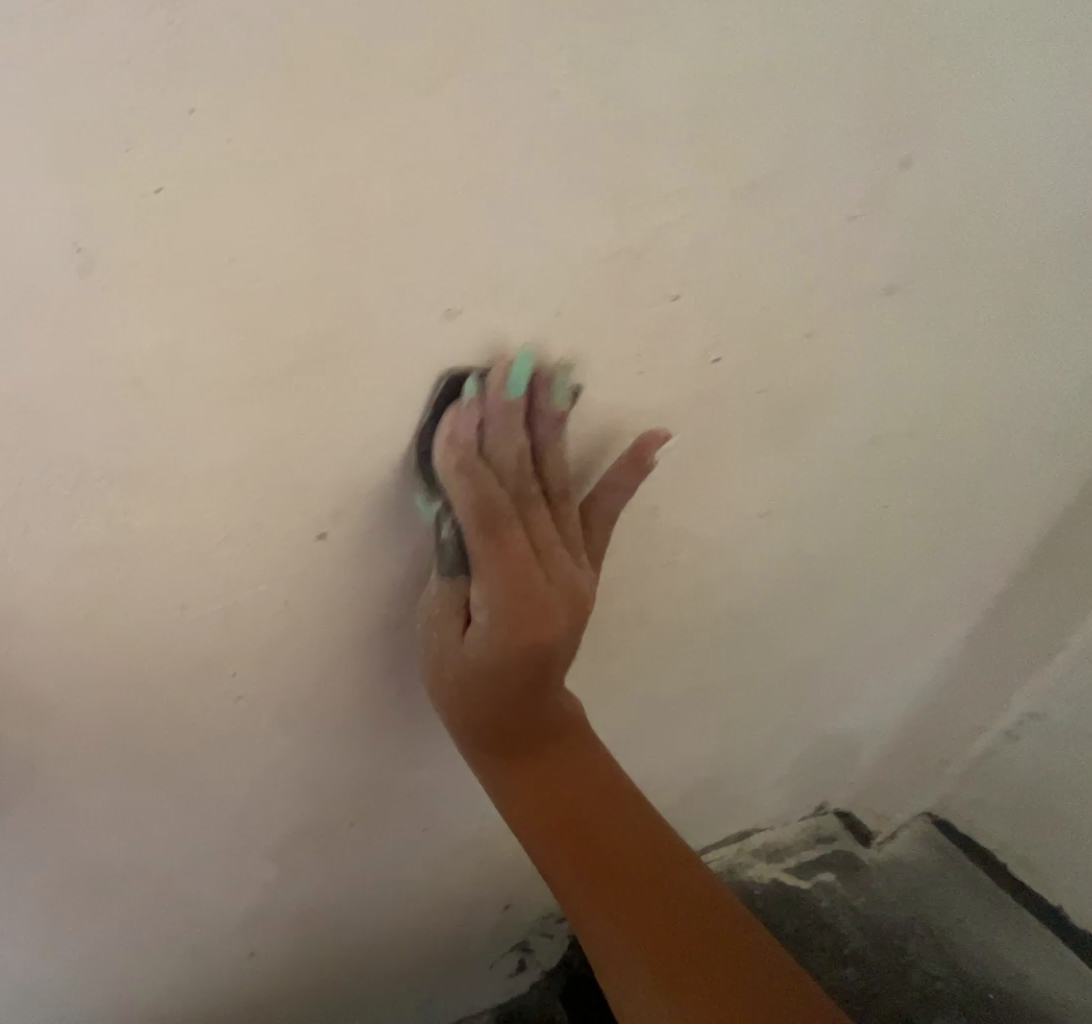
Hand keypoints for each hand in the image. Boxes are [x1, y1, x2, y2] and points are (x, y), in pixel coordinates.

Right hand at [418, 349, 669, 757]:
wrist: (521, 724)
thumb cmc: (465, 687)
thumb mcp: (438, 632)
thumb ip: (454, 564)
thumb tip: (461, 502)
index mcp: (516, 600)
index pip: (489, 512)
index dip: (469, 458)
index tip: (459, 404)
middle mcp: (557, 576)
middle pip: (525, 487)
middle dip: (508, 423)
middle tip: (504, 367)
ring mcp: (578, 569)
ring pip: (561, 486)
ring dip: (551, 426)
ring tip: (551, 375)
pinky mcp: (588, 567)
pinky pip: (606, 514)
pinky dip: (629, 472)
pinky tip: (654, 435)